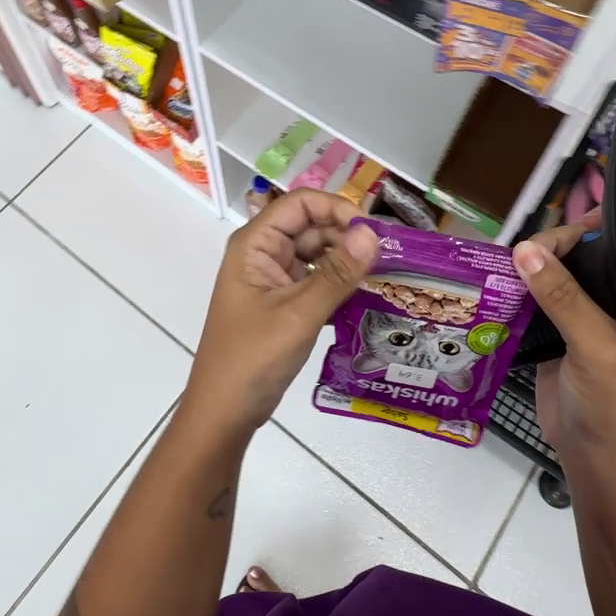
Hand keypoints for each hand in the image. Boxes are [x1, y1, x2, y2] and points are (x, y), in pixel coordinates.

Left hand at [182, 190, 378, 439]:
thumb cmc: (252, 357)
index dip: (337, 208)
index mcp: (255, 244)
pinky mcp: (285, 302)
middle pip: (312, 226)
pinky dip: (340, 284)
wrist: (224, 412)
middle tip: (390, 256)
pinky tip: (368, 296)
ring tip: (386, 275)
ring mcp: (274, 278)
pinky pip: (317, 280)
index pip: (301, 204)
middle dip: (348, 236)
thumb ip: (337, 274)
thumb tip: (372, 234)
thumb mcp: (299, 314)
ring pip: (318, 254)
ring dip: (347, 261)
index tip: (374, 231)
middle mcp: (263, 253)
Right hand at [514, 222, 615, 481]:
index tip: (567, 219)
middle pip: (589, 259)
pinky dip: (522, 288)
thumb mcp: (597, 349)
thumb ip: (564, 298)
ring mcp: (592, 321)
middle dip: (558, 245)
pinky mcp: (562, 336)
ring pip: (561, 277)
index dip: (600, 231)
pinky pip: (541, 300)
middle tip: (527, 247)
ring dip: (536, 264)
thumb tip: (524, 249)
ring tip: (510, 255)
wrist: (598, 466)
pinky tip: (502, 274)